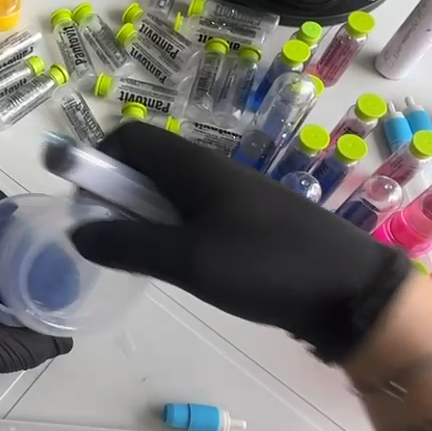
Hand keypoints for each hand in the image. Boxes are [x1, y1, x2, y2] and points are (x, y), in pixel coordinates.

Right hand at [68, 122, 411, 362]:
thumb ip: (129, 245)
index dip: (97, 164)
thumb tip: (78, 233)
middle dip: (115, 198)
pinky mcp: (244, 225)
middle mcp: (208, 172)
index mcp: (193, 166)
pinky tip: (178, 268)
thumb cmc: (269, 266)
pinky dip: (169, 235)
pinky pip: (190, 217)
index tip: (88, 208)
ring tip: (141, 261)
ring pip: (166, 195)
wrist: (353, 291)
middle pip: (143, 166)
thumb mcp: (190, 260)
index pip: (127, 138)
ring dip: (141, 220)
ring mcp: (229, 198)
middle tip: (110, 243)